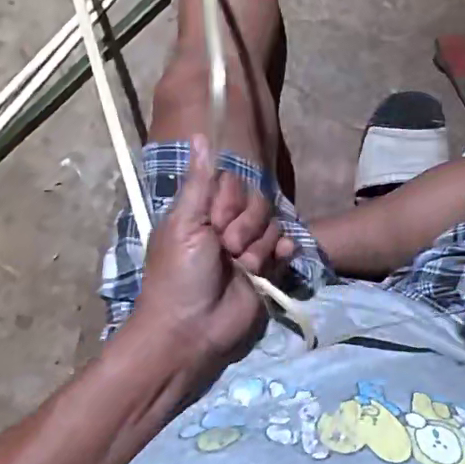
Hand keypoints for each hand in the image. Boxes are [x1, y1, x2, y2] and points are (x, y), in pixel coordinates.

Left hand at [124, 136, 294, 370]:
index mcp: (202, 213)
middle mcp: (227, 227)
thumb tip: (200, 134)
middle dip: (244, 225)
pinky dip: (283, 251)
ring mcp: (249, 249)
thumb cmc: (179, 275)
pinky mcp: (268, 270)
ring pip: (272, 225)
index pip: (233, 184)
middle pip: (257, 203)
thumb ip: (199, 182)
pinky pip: (285, 247)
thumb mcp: (184, 224)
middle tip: (226, 248)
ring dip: (258, 245)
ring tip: (242, 267)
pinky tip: (277, 259)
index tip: (214, 221)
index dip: (229, 200)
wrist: (192, 328)